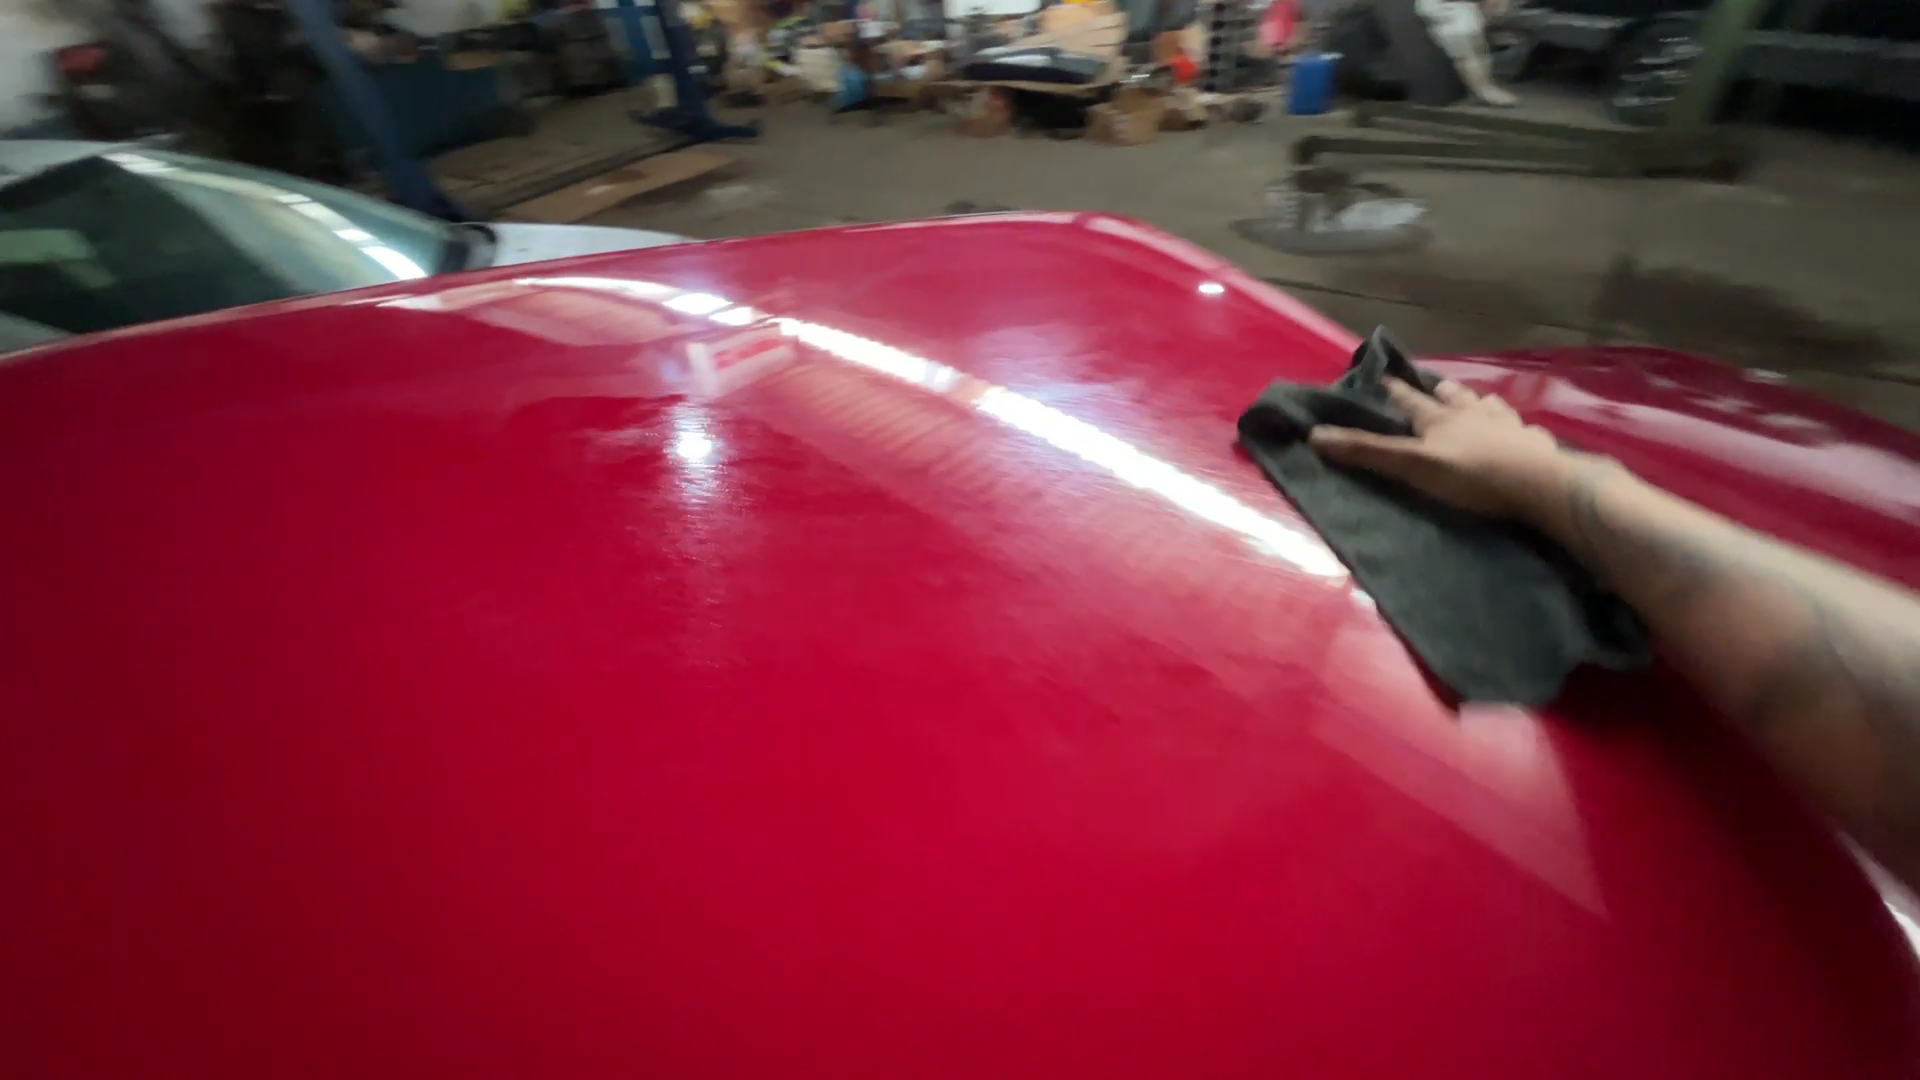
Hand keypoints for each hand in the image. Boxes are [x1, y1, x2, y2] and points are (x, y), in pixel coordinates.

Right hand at [1308, 378, 1574, 522]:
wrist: (1544, 487)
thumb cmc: (1471, 474)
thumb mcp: (1410, 464)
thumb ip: (1366, 451)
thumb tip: (1314, 435)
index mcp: (1441, 418)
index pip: (1409, 399)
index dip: (1392, 389)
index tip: (1378, 376)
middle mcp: (1475, 415)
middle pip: (1455, 397)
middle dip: (1440, 392)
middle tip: (1434, 387)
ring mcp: (1510, 429)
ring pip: (1492, 408)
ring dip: (1481, 405)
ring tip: (1478, 404)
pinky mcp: (1537, 448)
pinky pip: (1526, 433)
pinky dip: (1518, 431)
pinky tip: (1522, 434)